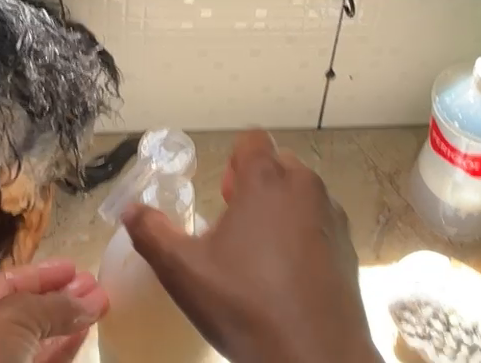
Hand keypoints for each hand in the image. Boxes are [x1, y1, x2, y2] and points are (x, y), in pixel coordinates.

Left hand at [0, 259, 108, 362]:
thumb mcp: (15, 316)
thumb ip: (54, 304)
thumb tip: (92, 298)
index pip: (7, 283)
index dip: (41, 274)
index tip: (74, 268)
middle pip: (25, 313)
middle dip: (60, 297)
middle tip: (93, 286)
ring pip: (37, 343)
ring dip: (67, 324)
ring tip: (99, 307)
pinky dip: (63, 351)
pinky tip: (83, 337)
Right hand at [121, 130, 381, 362]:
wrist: (314, 357)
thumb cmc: (245, 304)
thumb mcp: (184, 271)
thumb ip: (153, 233)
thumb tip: (131, 210)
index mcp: (266, 179)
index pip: (252, 140)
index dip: (234, 161)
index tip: (224, 197)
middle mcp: (305, 185)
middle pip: (278, 165)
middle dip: (256, 185)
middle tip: (236, 226)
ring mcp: (332, 215)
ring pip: (302, 194)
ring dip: (282, 210)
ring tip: (262, 255)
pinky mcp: (349, 246)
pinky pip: (321, 223)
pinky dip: (306, 236)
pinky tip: (291, 277)